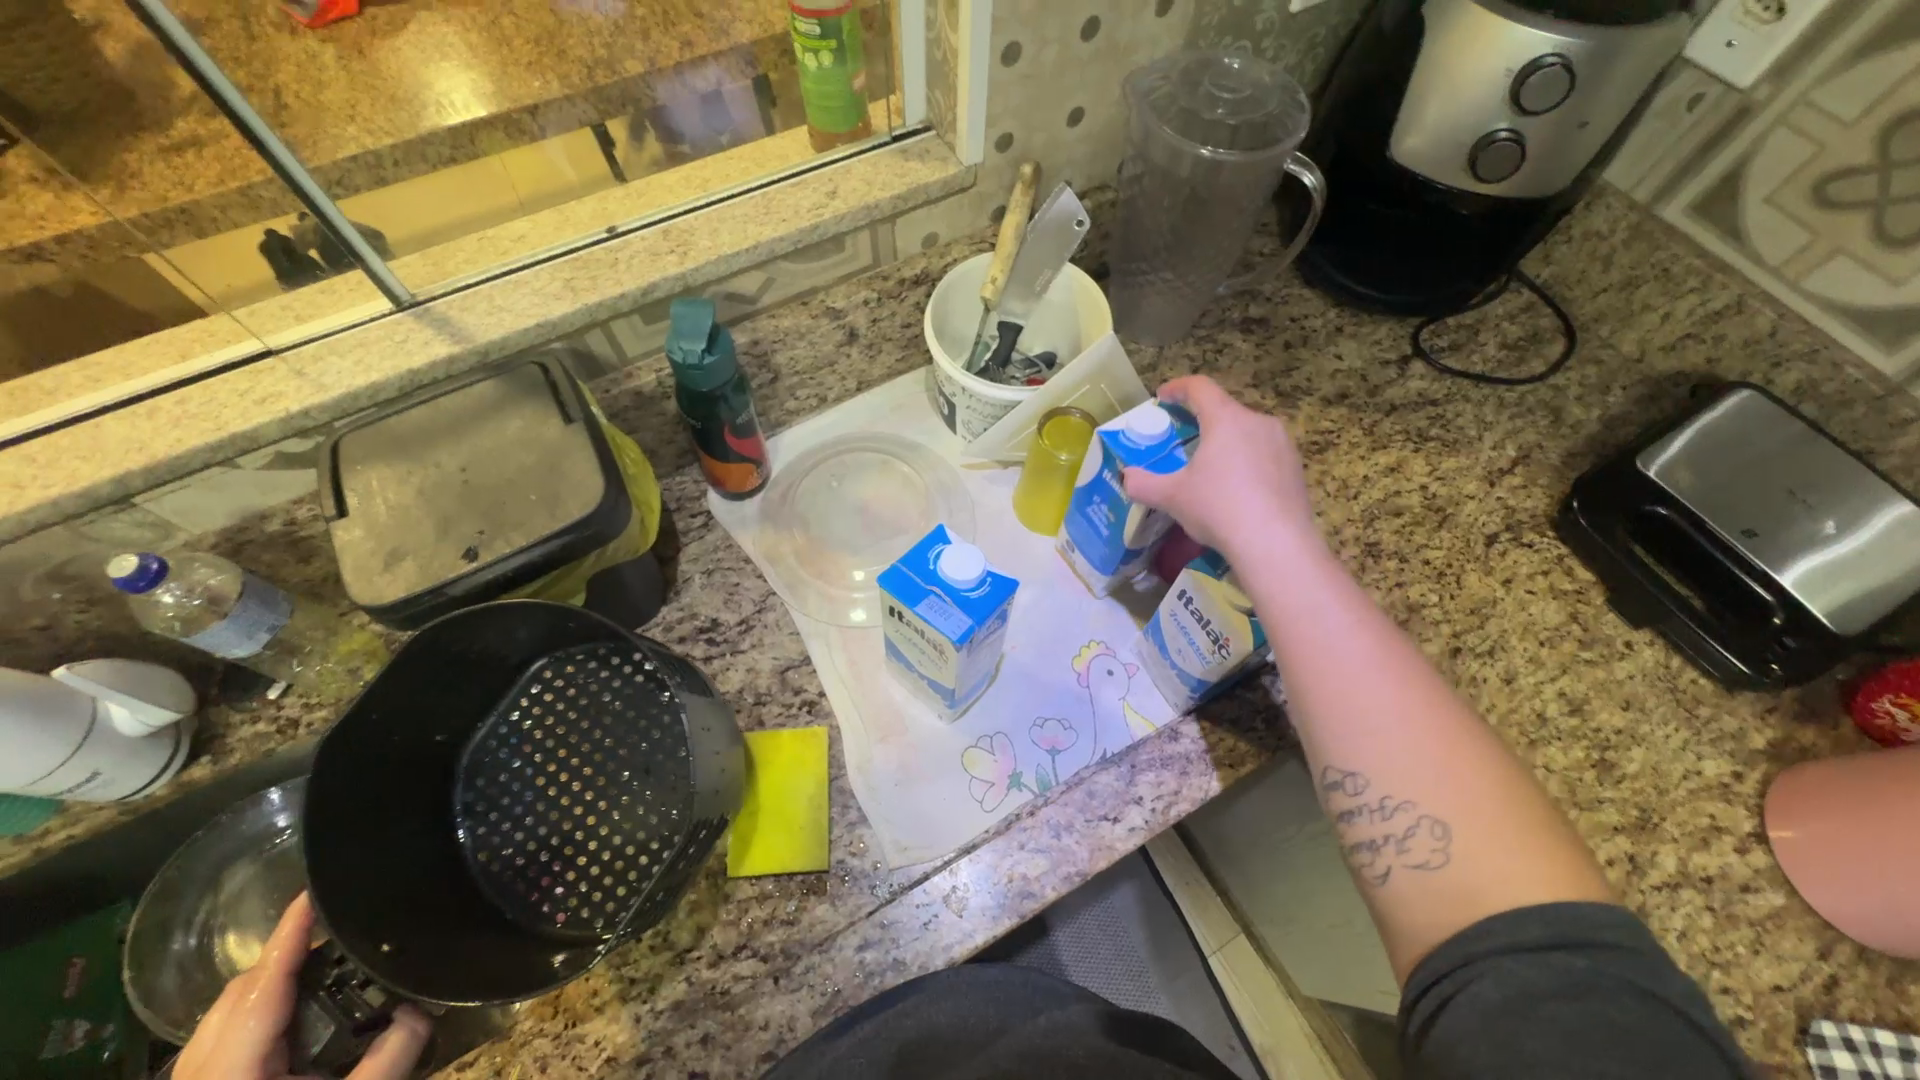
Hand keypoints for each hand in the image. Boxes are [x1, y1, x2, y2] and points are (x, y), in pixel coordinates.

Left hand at [173, 892, 430, 1079]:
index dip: (286, 936)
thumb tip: (421, 1010)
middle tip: (339, 934)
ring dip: (271, 984)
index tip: (314, 893)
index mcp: (232, 1070)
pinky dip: (259, 1013)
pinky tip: (294, 1019)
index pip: (261, 986)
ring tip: (323, 968)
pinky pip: (222, 1036)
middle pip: (237, 993)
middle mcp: (200, 1069)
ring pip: (224, 1014)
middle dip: (284, 956)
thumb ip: (387, 1060)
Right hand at [1121, 376, 1319, 562]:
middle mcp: (1258, 422)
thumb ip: (1143, 484)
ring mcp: (1283, 444)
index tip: (1162, 397)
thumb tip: (1125, 477)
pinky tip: (1238, 491)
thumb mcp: (1172, 498)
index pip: (1199, 387)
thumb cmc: (1219, 509)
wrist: (1276, 544)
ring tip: (1211, 469)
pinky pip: (1266, 455)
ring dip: (1227, 442)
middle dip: (1202, 421)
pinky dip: (1247, 463)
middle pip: (1225, 410)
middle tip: (1183, 440)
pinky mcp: (1296, 468)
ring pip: (1247, 433)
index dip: (1177, 388)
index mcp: (1226, 419)